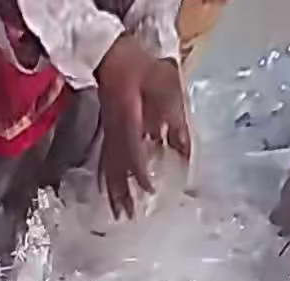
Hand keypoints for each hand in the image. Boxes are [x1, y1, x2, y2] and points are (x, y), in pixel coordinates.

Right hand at [98, 37, 187, 218]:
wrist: (112, 55)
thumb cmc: (140, 68)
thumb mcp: (166, 87)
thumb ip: (177, 122)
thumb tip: (186, 152)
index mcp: (128, 121)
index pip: (133, 155)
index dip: (141, 175)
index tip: (150, 191)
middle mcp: (115, 134)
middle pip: (116, 170)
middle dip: (123, 195)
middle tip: (129, 217)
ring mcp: (108, 136)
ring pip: (109, 170)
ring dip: (114, 193)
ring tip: (118, 213)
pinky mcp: (106, 135)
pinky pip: (103, 163)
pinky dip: (106, 180)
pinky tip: (108, 192)